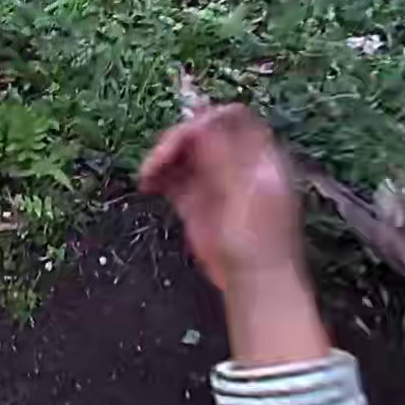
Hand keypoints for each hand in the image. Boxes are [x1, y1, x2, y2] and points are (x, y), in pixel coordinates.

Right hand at [138, 104, 303, 293]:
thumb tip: (199, 123)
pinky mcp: (194, 202)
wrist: (254, 285)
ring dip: (162, 158)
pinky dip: (157, 176)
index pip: (230, 119)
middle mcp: (234, 163)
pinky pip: (172, 177)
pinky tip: (147, 185)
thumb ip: (223, 157)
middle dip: (175, 141)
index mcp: (256, 156)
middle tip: (155, 162)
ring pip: (183, 154)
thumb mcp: (244, 194)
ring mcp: (213, 182)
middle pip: (201, 133)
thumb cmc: (258, 241)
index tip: (180, 138)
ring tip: (146, 177)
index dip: (204, 120)